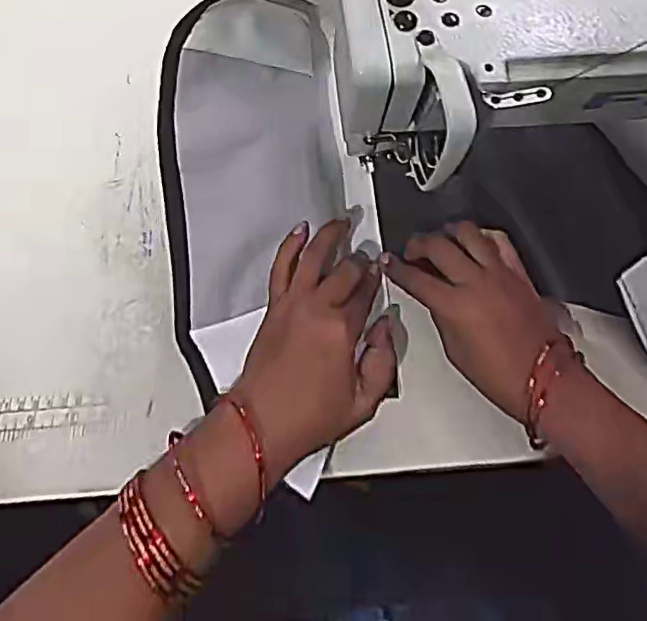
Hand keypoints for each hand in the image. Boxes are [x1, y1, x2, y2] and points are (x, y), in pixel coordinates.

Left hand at [232, 219, 399, 473]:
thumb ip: (383, 362)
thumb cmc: (305, 417)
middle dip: (361, 259)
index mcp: (342, 331)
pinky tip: (300, 232)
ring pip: (315, 255)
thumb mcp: (362, 402)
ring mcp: (293, 304)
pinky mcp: (275, 306)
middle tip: (367, 255)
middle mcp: (317, 310)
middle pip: (346, 270)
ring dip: (330, 235)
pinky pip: (282, 266)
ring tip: (342, 223)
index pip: (367, 291)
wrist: (260, 424)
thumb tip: (385, 330)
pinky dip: (291, 245)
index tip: (381, 272)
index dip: (377, 278)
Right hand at [386, 222, 559, 419]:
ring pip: (468, 232)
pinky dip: (483, 236)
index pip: (417, 278)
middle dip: (418, 243)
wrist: (544, 378)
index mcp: (456, 306)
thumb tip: (434, 298)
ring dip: (449, 232)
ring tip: (441, 239)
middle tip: (412, 250)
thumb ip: (442, 317)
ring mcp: (499, 273)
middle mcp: (477, 282)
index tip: (389, 262)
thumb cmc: (502, 375)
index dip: (397, 268)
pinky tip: (476, 241)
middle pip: (438, 245)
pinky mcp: (518, 272)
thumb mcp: (456, 352)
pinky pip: (499, 240)